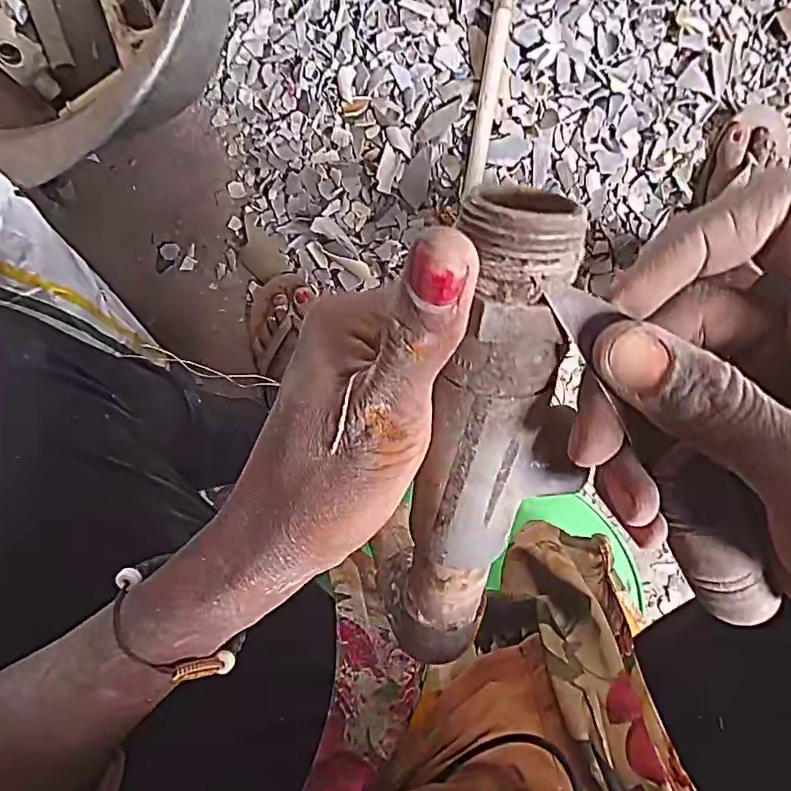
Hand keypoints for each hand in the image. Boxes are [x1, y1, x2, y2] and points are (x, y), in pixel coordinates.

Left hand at [213, 228, 478, 596]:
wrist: (283, 542)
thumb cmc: (320, 494)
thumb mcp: (385, 414)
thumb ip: (420, 336)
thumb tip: (449, 248)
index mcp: (348, 315)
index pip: (445, 285)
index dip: (489, 322)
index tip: (507, 368)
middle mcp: (351, 323)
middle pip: (446, 312)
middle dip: (479, 354)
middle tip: (484, 403)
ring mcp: (362, 353)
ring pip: (443, 344)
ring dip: (468, 376)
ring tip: (469, 415)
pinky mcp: (372, 381)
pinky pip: (428, 369)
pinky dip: (450, 392)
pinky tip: (453, 419)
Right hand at [572, 167, 790, 690]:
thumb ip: (724, 415)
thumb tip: (616, 346)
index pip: (773, 216)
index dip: (686, 247)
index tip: (617, 316)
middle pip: (680, 317)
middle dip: (629, 394)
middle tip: (599, 457)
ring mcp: (766, 386)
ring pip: (653, 385)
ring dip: (634, 456)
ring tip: (649, 522)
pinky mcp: (732, 435)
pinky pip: (659, 440)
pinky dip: (650, 487)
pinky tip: (670, 534)